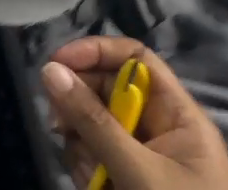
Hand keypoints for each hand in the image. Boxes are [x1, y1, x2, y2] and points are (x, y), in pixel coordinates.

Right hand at [41, 37, 227, 189]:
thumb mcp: (138, 171)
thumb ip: (93, 121)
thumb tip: (49, 69)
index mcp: (178, 116)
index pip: (134, 58)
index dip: (95, 51)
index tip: (57, 64)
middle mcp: (159, 127)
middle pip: (103, 87)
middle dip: (77, 106)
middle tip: (61, 126)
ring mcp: (141, 152)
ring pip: (91, 121)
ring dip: (80, 145)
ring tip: (94, 178)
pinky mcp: (126, 174)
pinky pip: (92, 151)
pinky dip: (85, 166)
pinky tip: (96, 187)